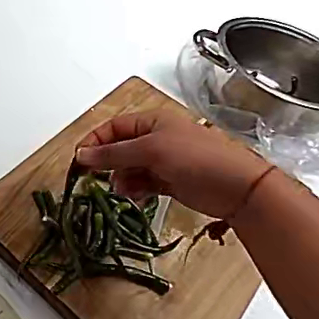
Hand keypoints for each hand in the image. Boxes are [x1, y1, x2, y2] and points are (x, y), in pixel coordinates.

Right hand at [74, 112, 276, 218]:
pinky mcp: (168, 181)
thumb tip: (81, 155)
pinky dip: (134, 189)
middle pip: (118, 149)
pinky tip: (134, 196)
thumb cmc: (197, 159)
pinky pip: (141, 183)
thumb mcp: (150, 151)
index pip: (112, 127)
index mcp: (152, 122)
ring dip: (120, 179)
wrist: (239, 189)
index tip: (79, 160)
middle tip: (94, 178)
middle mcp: (156, 139)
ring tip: (122, 189)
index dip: (94, 141)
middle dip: (107, 163)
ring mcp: (163, 161)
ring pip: (128, 168)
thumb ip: (113, 153)